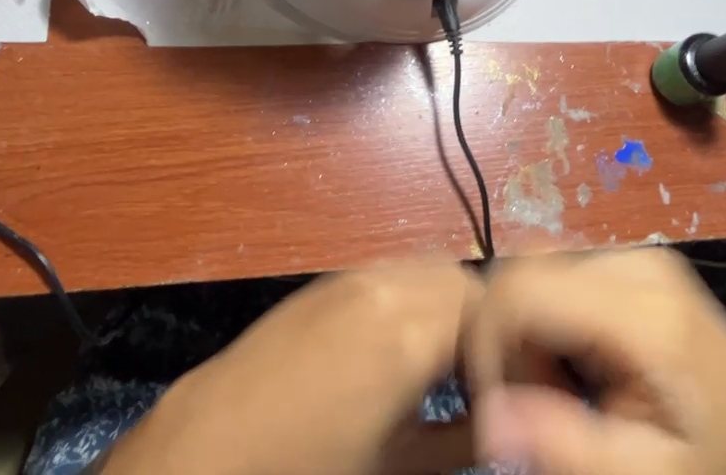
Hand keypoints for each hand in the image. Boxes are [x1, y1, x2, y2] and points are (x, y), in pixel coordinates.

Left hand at [101, 262, 480, 474]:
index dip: (513, 354)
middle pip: (465, 282)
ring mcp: (352, 276)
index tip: (513, 395)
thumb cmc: (308, 466)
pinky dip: (414, 297)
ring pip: (429, 270)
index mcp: (409, 332)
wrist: (212, 442)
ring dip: (449, 306)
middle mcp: (386, 286)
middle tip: (482, 382)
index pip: (495, 316)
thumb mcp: (401, 465)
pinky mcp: (327, 279)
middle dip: (484, 325)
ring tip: (444, 365)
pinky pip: (392, 273)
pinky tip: (401, 346)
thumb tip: (506, 424)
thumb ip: (466, 439)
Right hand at [464, 250, 725, 474]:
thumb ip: (566, 447)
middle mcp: (637, 265)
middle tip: (537, 409)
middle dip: (508, 342)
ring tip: (561, 395)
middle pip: (522, 279)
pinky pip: (556, 279)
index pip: (521, 290)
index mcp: (644, 313)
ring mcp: (636, 257)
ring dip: (526, 336)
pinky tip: (576, 369)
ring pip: (533, 276)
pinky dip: (547, 324)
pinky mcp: (632, 262)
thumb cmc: (719, 467)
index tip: (498, 407)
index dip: (488, 342)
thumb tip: (488, 418)